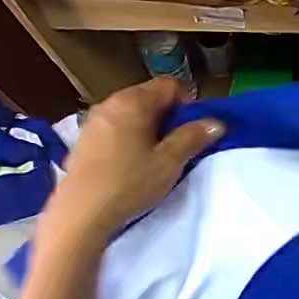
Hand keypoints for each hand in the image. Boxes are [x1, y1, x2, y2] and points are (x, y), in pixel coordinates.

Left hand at [35, 78, 222, 253]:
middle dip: (170, 117)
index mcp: (133, 102)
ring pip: (134, 114)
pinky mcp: (86, 139)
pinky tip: (134, 163)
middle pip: (150, 98)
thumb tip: (216, 122)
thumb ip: (193, 137)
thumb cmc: (130, 183)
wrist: (82, 213)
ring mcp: (94, 120)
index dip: (188, 104)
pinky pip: (118, 127)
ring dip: (151, 128)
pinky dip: (132, 137)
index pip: (170, 85)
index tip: (194, 130)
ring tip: (158, 156)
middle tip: (180, 146)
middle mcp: (110, 103)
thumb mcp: (170, 162)